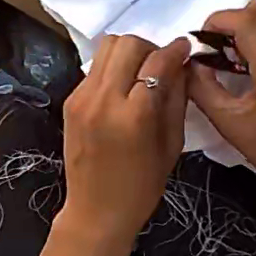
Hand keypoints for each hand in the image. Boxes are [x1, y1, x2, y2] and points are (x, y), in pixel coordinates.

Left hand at [58, 34, 190, 246]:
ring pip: (106, 48)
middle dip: (150, 48)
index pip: (157, 62)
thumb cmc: (142, 187)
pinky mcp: (70, 101)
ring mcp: (81, 98)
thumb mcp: (171, 145)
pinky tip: (122, 92)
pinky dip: (112, 70)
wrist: (96, 212)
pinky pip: (95, 69)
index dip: (175, 51)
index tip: (185, 48)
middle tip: (161, 66)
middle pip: (127, 44)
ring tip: (140, 74)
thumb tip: (181, 65)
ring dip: (129, 53)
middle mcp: (103, 99)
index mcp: (133, 115)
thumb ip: (176, 99)